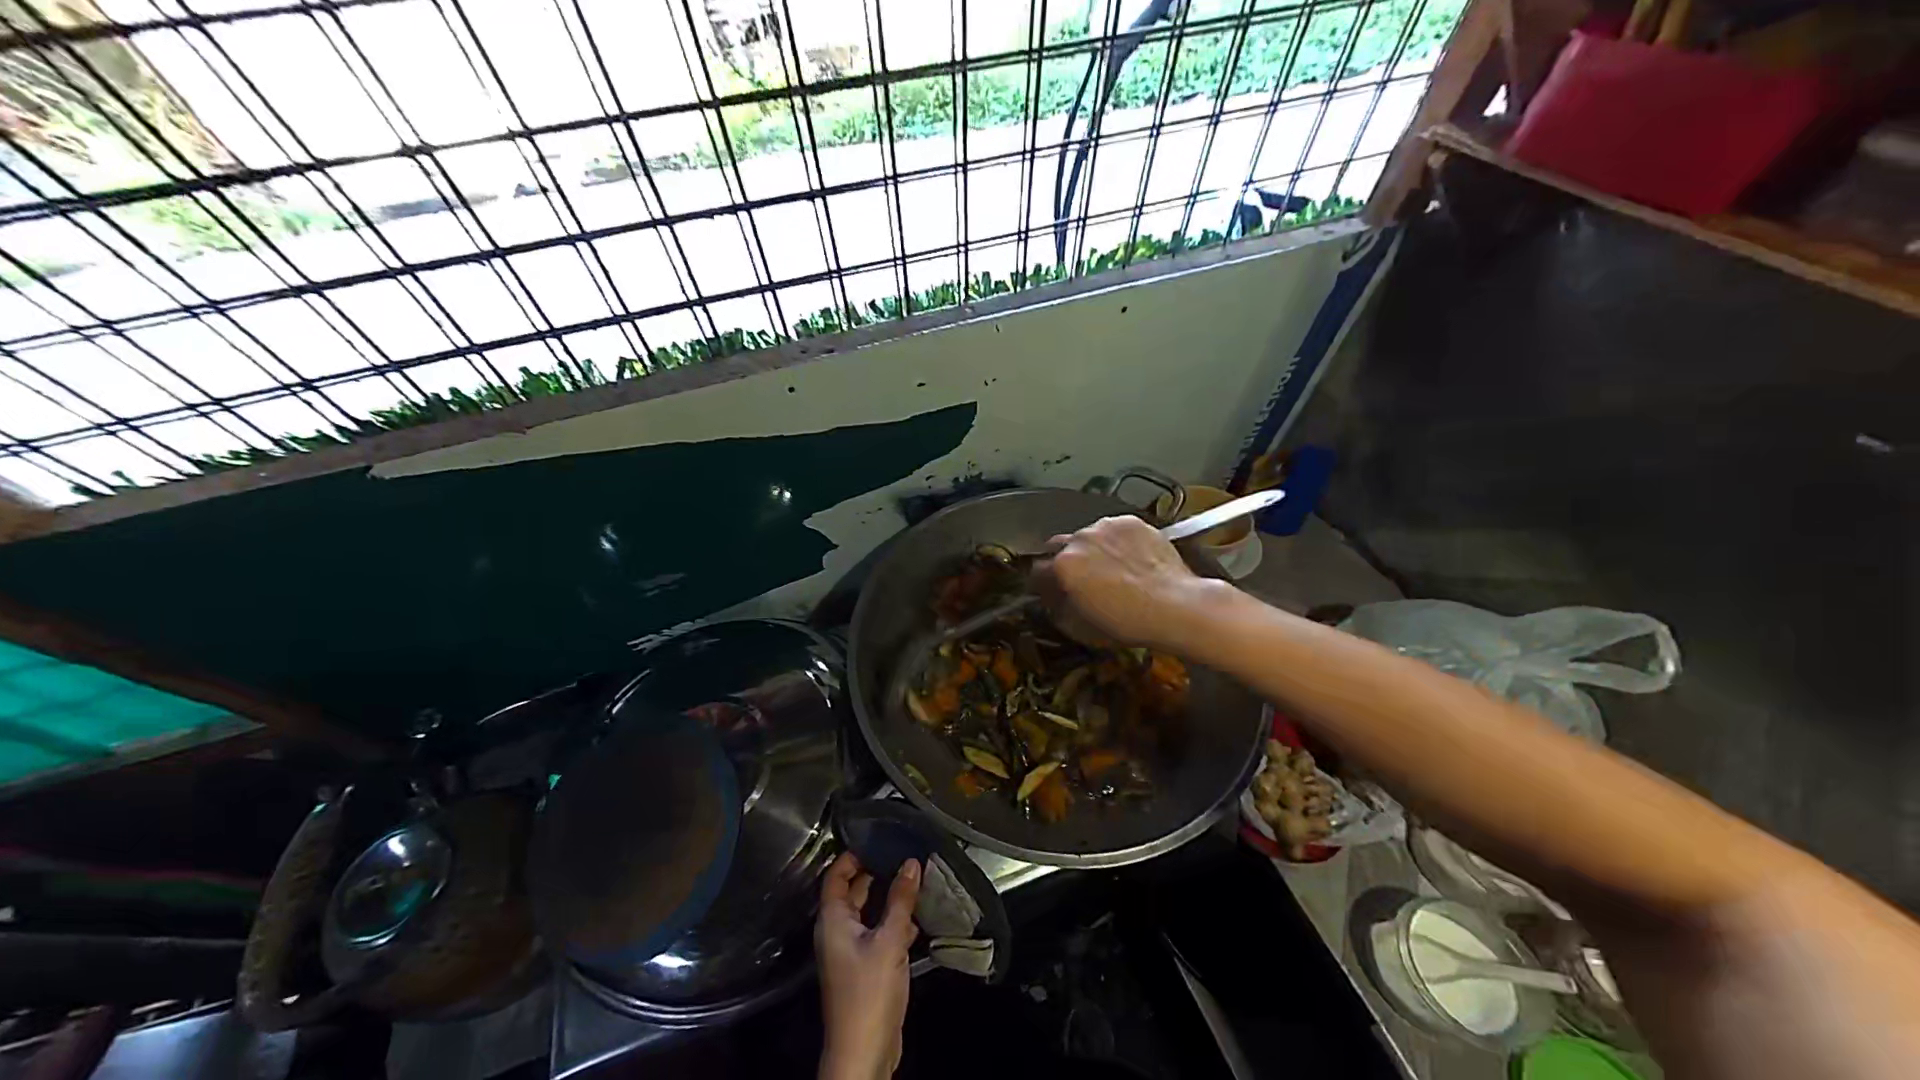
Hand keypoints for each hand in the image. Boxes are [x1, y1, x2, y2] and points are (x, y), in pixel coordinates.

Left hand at [816, 853, 919, 1079]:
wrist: (864, 1053)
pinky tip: (917, 917)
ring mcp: (850, 951)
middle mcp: (837, 931)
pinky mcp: (865, 967)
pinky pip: (877, 932)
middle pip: (853, 891)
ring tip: (915, 878)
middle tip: (903, 852)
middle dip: (876, 872)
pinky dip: (894, 922)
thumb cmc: (869, 991)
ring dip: (889, 898)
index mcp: (832, 920)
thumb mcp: (889, 940)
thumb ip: (901, 900)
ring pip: (868, 912)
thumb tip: (912, 862)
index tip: (878, 836)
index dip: (854, 854)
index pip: (837, 875)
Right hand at [1031, 515, 1218, 649]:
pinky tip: (1132, 560)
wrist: (1176, 606)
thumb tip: (1053, 601)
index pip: (1037, 570)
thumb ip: (1057, 609)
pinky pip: (1115, 529)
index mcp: (1062, 566)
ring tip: (1114, 569)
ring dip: (1093, 549)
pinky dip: (1118, 541)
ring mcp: (1106, 526)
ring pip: (1089, 535)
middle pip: (1060, 547)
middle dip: (1066, 561)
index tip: (1053, 592)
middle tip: (1084, 580)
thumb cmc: (1127, 623)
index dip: (1044, 584)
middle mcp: (1079, 539)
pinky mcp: (1132, 521)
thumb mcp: (1080, 628)